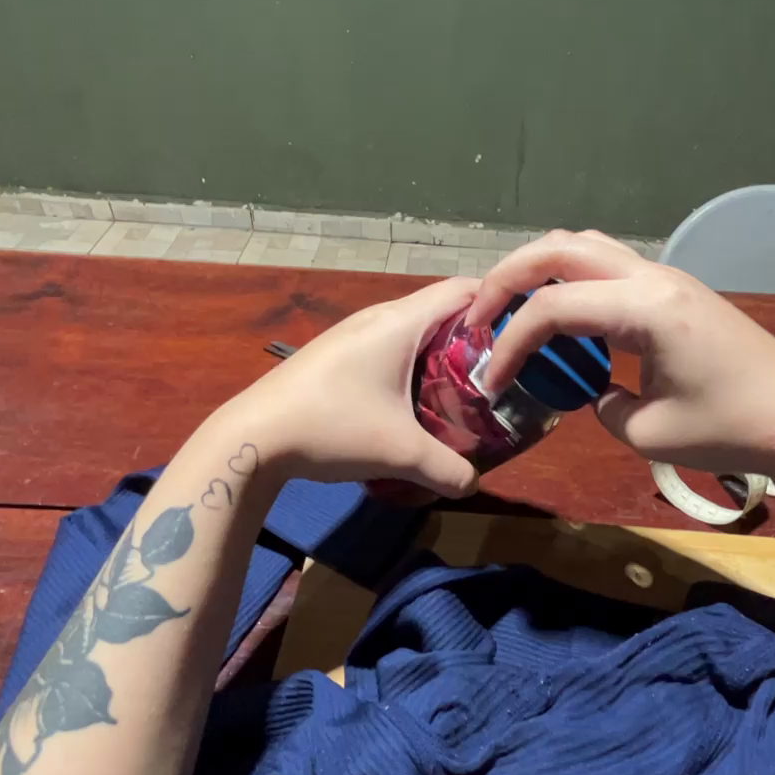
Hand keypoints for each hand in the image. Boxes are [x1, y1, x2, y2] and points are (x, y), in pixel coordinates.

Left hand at [210, 277, 480, 497]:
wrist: (252, 438)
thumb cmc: (332, 427)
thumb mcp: (400, 453)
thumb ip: (448, 470)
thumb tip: (473, 485)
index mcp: (400, 321)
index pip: (464, 289)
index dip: (498, 303)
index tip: (523, 332)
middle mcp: (378, 317)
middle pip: (441, 310)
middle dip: (475, 336)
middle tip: (501, 370)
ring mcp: (353, 334)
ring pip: (413, 331)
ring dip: (441, 353)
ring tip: (464, 390)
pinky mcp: (337, 355)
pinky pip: (390, 347)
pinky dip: (413, 364)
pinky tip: (415, 402)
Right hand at [468, 230, 774, 480]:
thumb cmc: (730, 429)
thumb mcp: (648, 432)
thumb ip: (603, 405)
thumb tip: (594, 390)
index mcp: (645, 309)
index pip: (552, 308)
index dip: (509, 343)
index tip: (491, 382)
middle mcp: (652, 277)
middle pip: (559, 248)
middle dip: (506, 278)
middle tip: (476, 318)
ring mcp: (666, 277)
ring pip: (583, 246)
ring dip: (538, 270)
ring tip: (509, 308)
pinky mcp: (674, 290)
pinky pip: (606, 266)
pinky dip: (568, 280)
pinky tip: (558, 316)